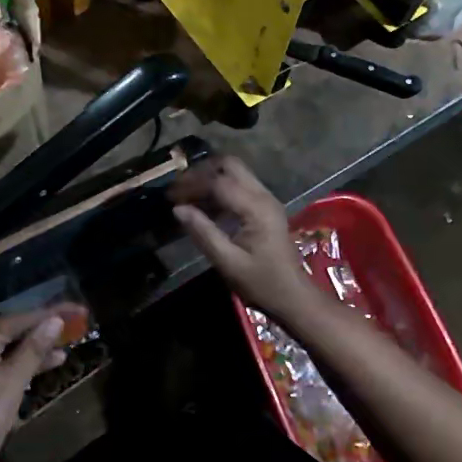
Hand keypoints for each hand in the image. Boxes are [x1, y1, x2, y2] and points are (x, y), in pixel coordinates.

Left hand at [0, 306, 75, 461]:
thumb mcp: (12, 381)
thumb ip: (34, 349)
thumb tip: (56, 320)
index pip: (18, 319)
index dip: (50, 312)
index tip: (78, 308)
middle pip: (15, 329)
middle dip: (46, 326)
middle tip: (77, 321)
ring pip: (13, 347)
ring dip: (41, 345)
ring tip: (71, 340)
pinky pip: (9, 363)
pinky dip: (29, 362)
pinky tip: (54, 361)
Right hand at [170, 156, 313, 314]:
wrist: (292, 296)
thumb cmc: (261, 282)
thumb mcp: (228, 262)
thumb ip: (203, 232)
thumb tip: (178, 209)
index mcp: (256, 208)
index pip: (219, 182)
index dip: (192, 185)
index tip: (169, 194)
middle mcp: (263, 196)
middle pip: (230, 166)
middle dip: (202, 172)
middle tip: (179, 188)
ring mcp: (266, 199)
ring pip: (235, 173)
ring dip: (210, 179)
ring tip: (186, 196)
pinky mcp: (265, 207)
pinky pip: (240, 186)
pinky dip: (219, 189)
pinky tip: (203, 206)